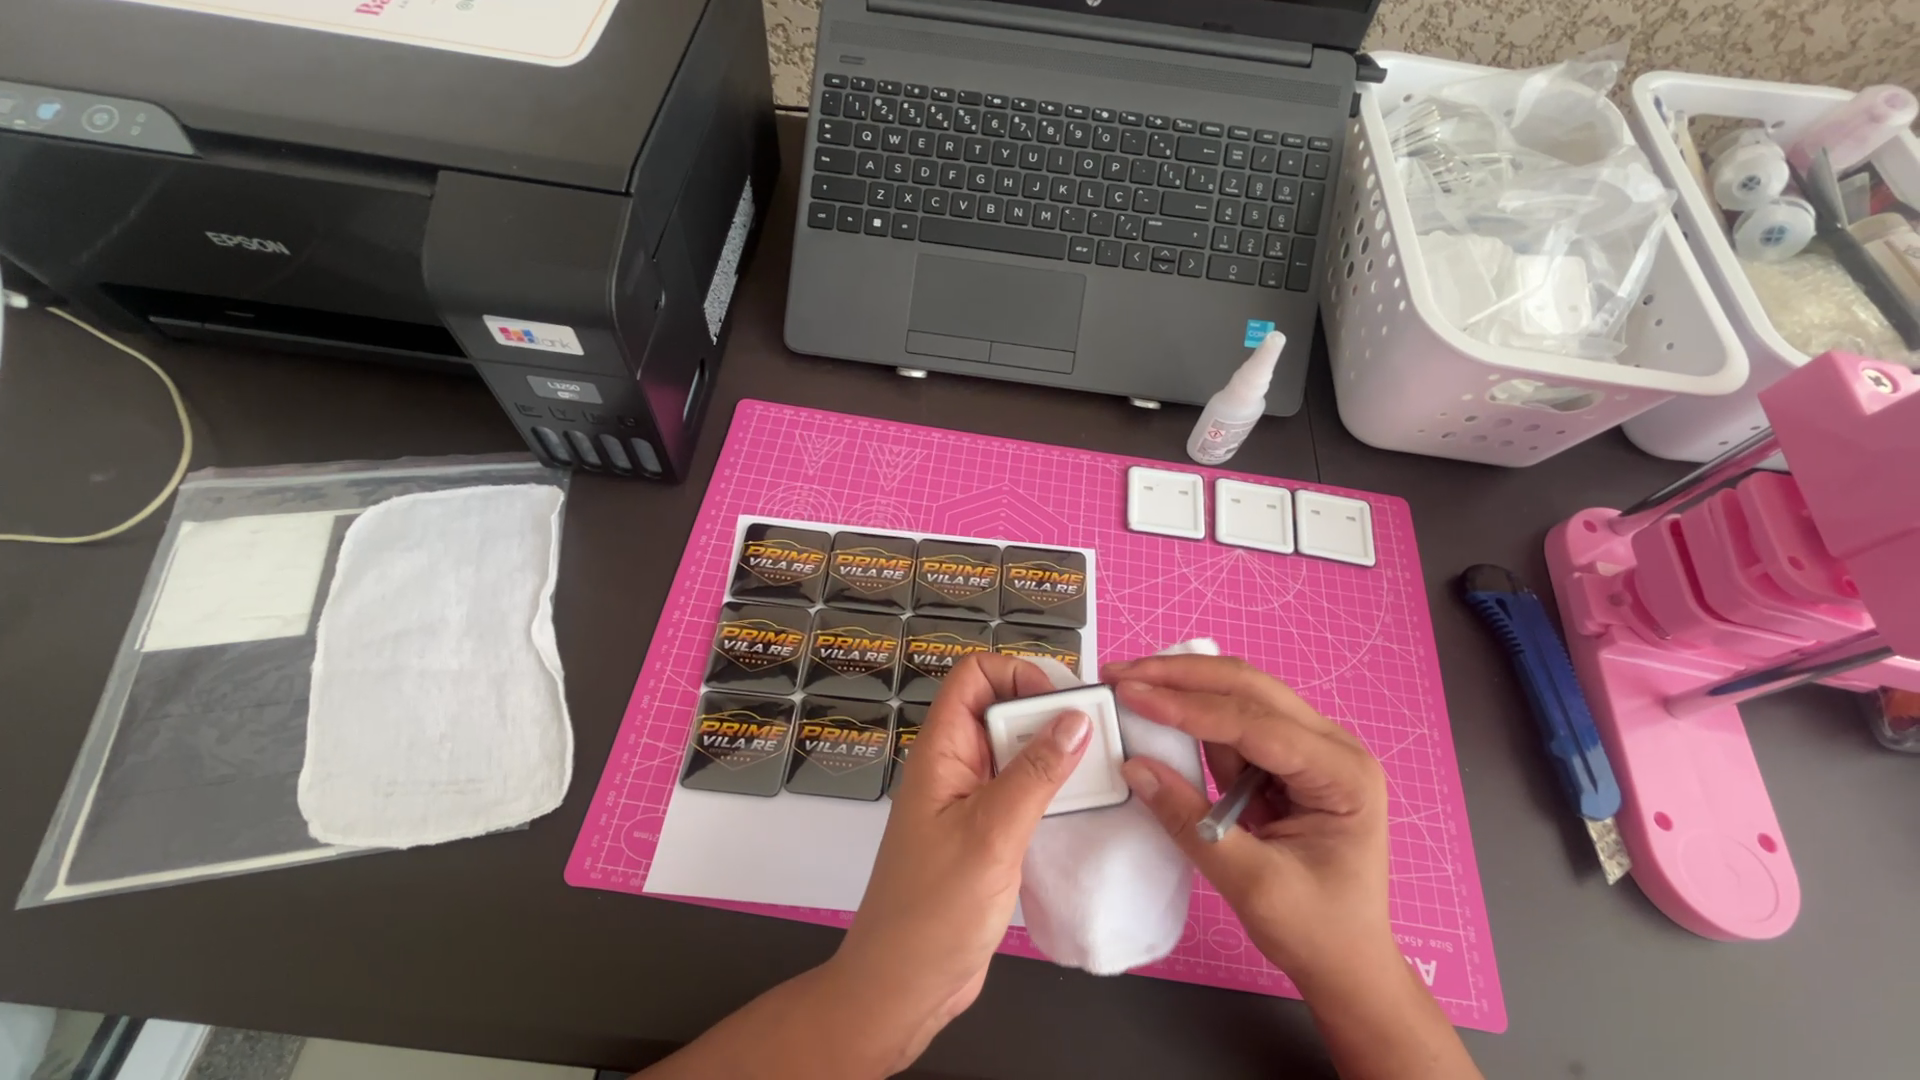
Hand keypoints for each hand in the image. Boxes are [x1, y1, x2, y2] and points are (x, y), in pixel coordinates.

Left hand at [827, 653, 1090, 1072]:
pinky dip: (1051, 788)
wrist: (903, 987)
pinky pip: (1021, 790)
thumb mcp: (991, 834)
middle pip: (1001, 709)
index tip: (1061, 703)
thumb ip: (1034, 774)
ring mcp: (970, 801)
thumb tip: (1075, 718)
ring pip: (1016, 751)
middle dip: (1048, 712)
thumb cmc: (934, 910)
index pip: (974, 677)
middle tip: (1097, 737)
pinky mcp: (986, 833)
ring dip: (1055, 753)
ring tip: (1101, 768)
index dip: (1016, 673)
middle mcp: (954, 766)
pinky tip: (1083, 804)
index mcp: (941, 751)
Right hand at [1105, 655, 1393, 991]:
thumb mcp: (1250, 883)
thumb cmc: (1316, 930)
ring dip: (1184, 691)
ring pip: (1238, 698)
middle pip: (1250, 689)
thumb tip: (1134, 766)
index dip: (1189, 706)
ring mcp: (1308, 749)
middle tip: (1122, 673)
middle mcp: (1331, 746)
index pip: (1256, 724)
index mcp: (1341, 774)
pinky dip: (1193, 719)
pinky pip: (1232, 726)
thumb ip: (1189, 822)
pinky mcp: (1283, 760)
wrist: (1346, 962)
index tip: (1130, 693)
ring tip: (1132, 688)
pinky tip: (1159, 713)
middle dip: (1182, 677)